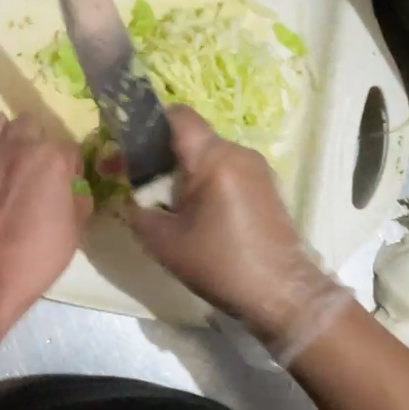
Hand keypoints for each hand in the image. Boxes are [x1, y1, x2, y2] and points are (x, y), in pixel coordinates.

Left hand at [0, 112, 92, 324]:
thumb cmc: (40, 252)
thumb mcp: (76, 227)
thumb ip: (78, 198)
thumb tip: (72, 187)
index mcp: (51, 158)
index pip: (68, 148)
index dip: (71, 166)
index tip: (68, 182)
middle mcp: (18, 146)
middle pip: (30, 125)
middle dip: (36, 141)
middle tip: (35, 166)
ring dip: (4, 133)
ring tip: (6, 155)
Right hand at [121, 106, 344, 342]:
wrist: (280, 294)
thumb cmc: (219, 263)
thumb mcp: (163, 241)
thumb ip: (137, 211)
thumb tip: (128, 198)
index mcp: (214, 158)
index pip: (177, 115)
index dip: (148, 125)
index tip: (129, 151)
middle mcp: (239, 153)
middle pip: (192, 138)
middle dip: (162, 156)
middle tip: (138, 185)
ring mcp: (258, 170)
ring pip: (209, 156)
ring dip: (184, 173)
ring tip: (167, 206)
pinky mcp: (266, 188)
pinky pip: (227, 172)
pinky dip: (206, 184)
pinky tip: (195, 216)